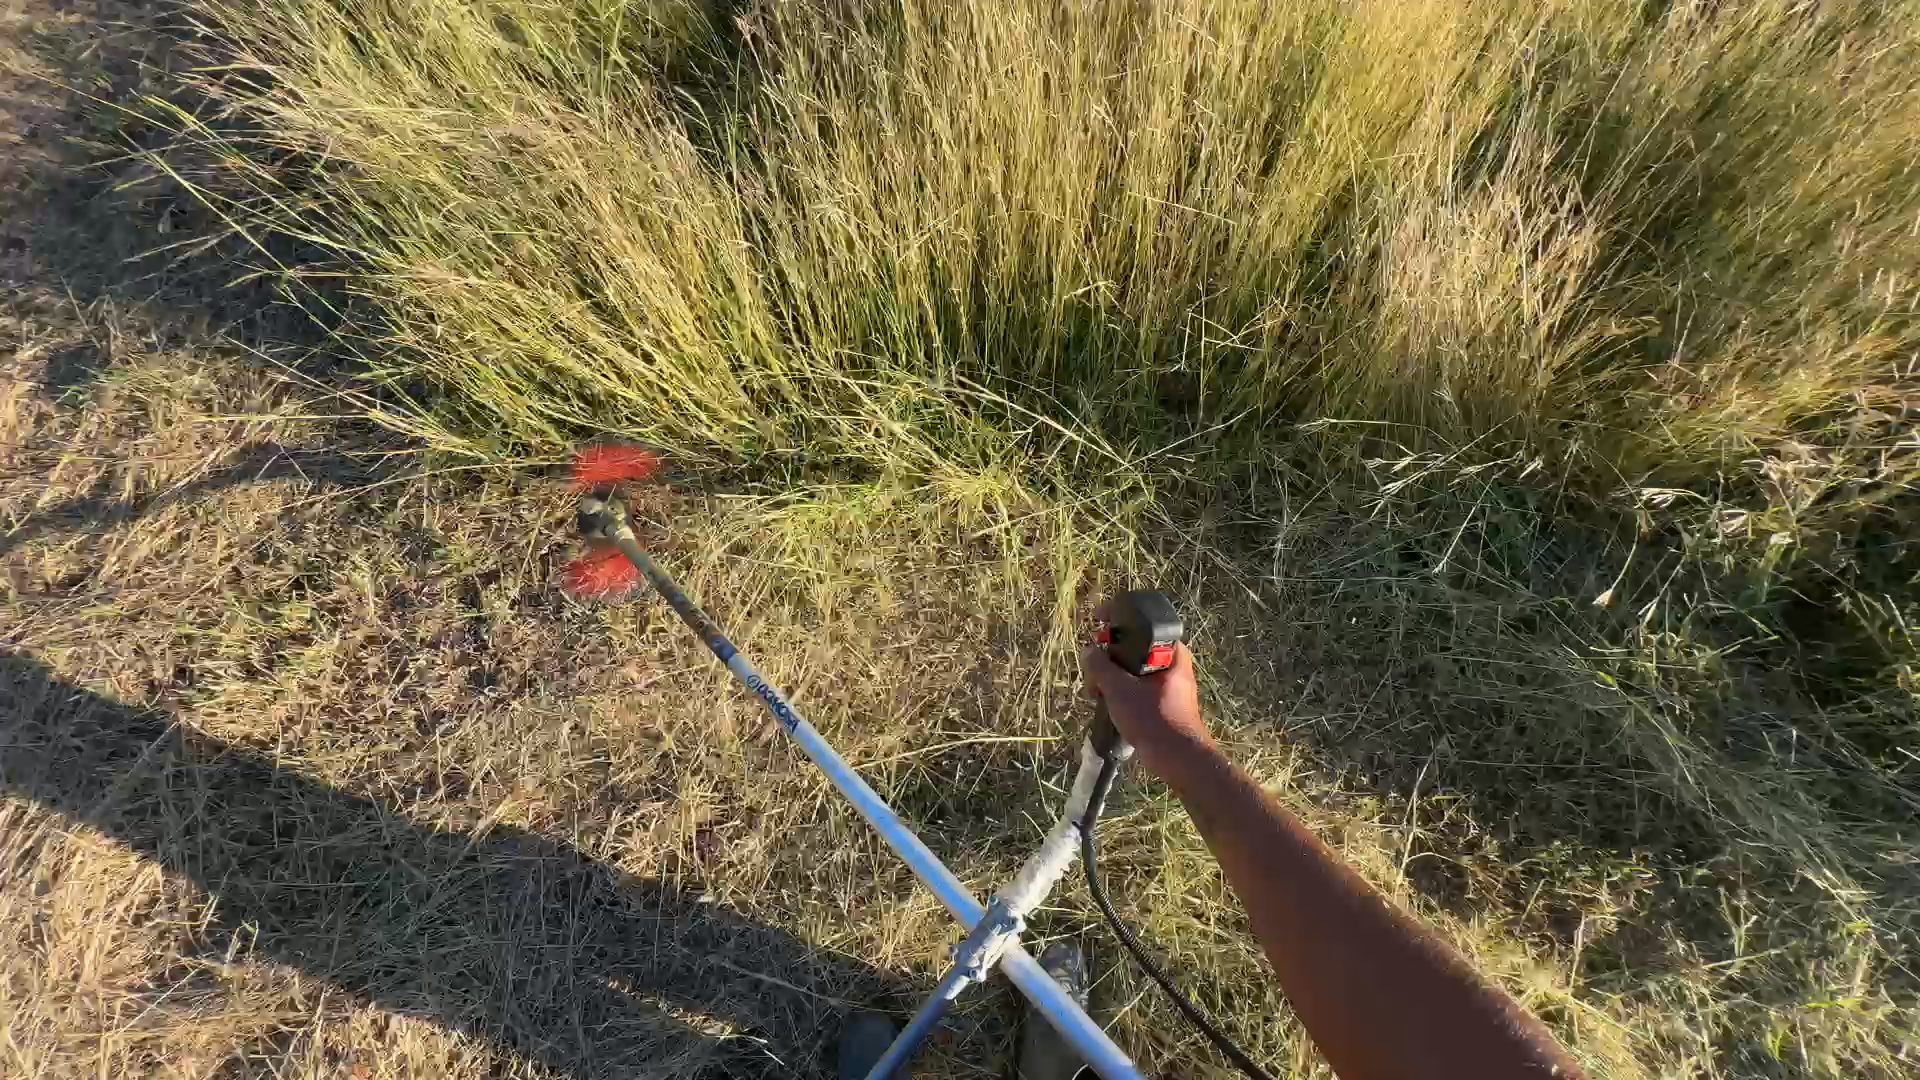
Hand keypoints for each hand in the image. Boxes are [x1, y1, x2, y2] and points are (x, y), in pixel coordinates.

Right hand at [1078, 639, 1213, 778]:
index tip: (1098, 630)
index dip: (1116, 625)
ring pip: (1133, 671)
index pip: (1141, 626)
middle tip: (1094, 674)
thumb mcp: (1118, 688)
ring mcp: (1170, 684)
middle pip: (1133, 650)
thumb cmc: (1151, 717)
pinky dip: (1122, 692)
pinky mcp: (1165, 703)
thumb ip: (1099, 666)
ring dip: (1112, 679)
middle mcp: (1174, 664)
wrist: (1176, 758)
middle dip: (1108, 660)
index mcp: (1171, 652)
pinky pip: (1138, 688)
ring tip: (1096, 693)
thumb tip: (1088, 651)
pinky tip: (1107, 704)